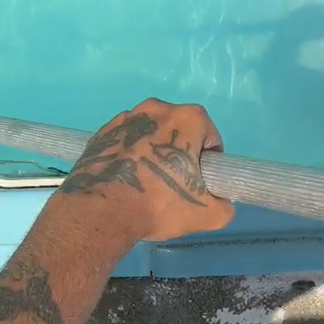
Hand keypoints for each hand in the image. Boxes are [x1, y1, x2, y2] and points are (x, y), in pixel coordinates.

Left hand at [57, 99, 234, 241]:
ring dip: (150, 150)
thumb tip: (218, 200)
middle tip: (172, 180)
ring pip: (147, 134)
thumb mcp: (210, 213)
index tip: (198, 179)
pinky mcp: (98, 133)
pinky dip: (126, 154)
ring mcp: (122, 119)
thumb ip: (224, 203)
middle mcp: (154, 109)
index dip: (207, 159)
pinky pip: (123, 141)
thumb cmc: (158, 205)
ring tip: (144, 180)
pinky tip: (123, 177)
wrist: (99, 210)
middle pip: (176, 131)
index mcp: (187, 118)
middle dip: (178, 151)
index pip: (208, 135)